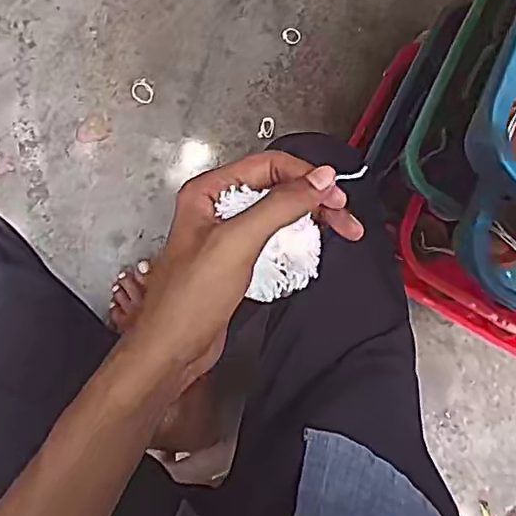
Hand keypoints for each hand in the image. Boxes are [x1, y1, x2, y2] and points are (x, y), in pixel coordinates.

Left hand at [128, 152, 362, 393]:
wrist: (172, 350)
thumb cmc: (186, 301)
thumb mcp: (238, 242)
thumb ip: (280, 205)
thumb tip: (318, 180)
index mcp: (209, 192)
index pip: (267, 165)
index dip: (304, 175)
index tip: (332, 191)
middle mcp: (217, 208)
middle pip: (278, 187)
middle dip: (314, 198)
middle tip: (343, 214)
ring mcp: (228, 234)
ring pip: (280, 212)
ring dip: (311, 219)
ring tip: (340, 229)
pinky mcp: (239, 258)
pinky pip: (275, 238)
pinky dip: (297, 240)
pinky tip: (312, 247)